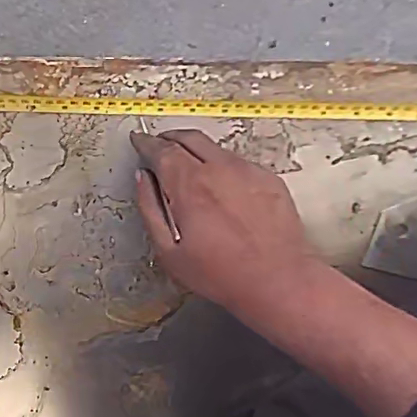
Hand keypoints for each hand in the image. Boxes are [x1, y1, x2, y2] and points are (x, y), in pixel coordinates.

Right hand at [130, 129, 323, 318]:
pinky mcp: (268, 178)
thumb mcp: (168, 251)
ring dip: (194, 148)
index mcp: (190, 185)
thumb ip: (150, 209)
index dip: (145, 143)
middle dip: (168, 137)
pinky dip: (220, 163)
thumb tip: (143, 181)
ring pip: (213, 147)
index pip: (161, 150)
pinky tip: (218, 182)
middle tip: (158, 144)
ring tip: (186, 163)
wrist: (278, 279)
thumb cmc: (223, 273)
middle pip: (188, 137)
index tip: (139, 140)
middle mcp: (219, 170)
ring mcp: (247, 171)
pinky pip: (237, 161)